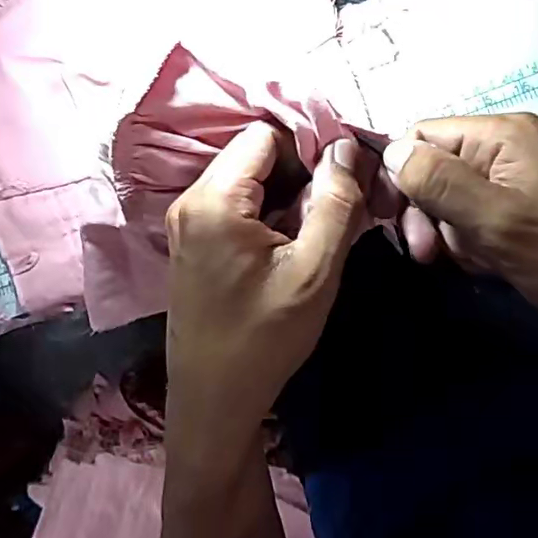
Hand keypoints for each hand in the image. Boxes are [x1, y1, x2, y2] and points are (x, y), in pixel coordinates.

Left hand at [164, 123, 370, 430]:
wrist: (215, 402)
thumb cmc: (265, 337)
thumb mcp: (315, 269)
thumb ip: (336, 202)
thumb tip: (347, 147)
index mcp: (214, 200)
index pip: (267, 135)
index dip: (311, 145)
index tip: (346, 173)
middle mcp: (192, 200)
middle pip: (259, 155)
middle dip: (306, 170)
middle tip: (345, 200)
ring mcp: (191, 221)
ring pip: (254, 180)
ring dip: (294, 193)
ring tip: (327, 223)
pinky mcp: (198, 241)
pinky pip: (243, 205)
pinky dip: (276, 212)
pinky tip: (301, 239)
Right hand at [382, 114, 537, 339]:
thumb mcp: (495, 220)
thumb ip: (438, 181)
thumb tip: (390, 150)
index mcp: (501, 134)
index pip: (423, 134)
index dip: (401, 173)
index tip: (393, 219)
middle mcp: (504, 148)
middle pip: (434, 168)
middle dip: (428, 212)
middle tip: (429, 254)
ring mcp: (514, 179)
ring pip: (451, 200)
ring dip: (452, 235)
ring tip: (480, 261)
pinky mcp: (520, 209)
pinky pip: (475, 219)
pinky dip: (475, 245)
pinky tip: (493, 265)